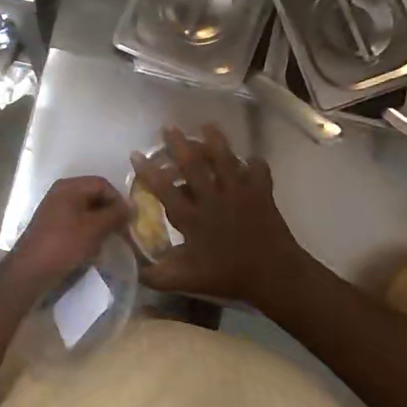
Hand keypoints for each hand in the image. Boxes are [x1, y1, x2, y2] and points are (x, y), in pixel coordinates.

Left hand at [5, 176, 128, 294]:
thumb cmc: (64, 244)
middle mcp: (60, 193)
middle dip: (110, 213)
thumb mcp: (94, 228)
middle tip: (122, 231)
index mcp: (69, 187)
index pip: (102, 184)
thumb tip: (132, 206)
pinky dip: (88, 232)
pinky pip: (76, 223)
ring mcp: (54, 210)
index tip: (128, 220)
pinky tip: (92, 248)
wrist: (31, 270)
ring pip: (86, 212)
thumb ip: (115, 214)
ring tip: (108, 241)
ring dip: (100, 225)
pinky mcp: (52, 227)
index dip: (118, 200)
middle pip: (94, 196)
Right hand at [131, 126, 310, 303]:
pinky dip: (254, 163)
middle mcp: (212, 199)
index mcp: (191, 218)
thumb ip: (156, 276)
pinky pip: (258, 171)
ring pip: (225, 160)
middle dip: (180, 145)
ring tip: (208, 126)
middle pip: (193, 166)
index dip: (148, 171)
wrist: (272, 274)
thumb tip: (133, 271)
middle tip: (169, 128)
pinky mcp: (261, 194)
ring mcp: (238, 194)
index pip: (164, 189)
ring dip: (215, 141)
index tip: (136, 154)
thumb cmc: (226, 276)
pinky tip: (251, 158)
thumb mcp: (185, 281)